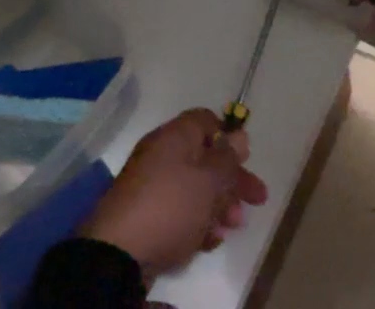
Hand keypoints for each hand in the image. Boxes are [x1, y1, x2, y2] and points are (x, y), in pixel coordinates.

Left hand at [81, 109, 269, 278]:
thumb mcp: (208, 180)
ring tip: (231, 228)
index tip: (246, 158)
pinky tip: (209, 241)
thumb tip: (239, 135)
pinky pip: (179, 211)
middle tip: (256, 200)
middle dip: (233, 180)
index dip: (228, 136)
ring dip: (219, 205)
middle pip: (205, 158)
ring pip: (195, 188)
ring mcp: (151, 187)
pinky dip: (198, 223)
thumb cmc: (171, 206)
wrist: (117, 254)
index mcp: (174, 137)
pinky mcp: (146, 217)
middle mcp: (162, 156)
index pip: (205, 120)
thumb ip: (228, 158)